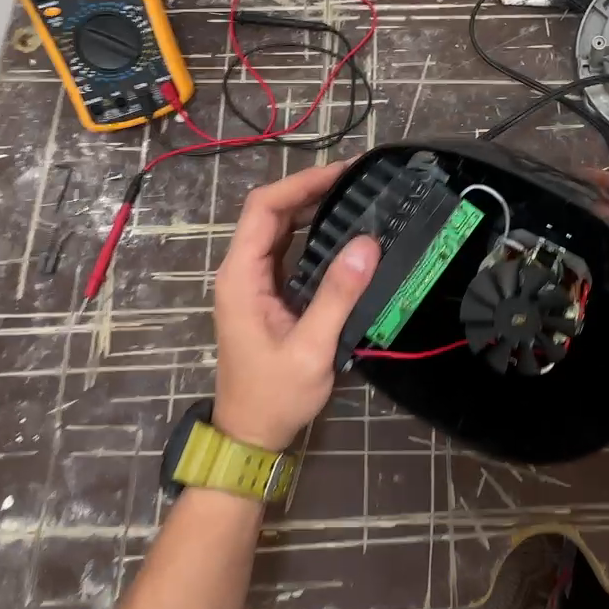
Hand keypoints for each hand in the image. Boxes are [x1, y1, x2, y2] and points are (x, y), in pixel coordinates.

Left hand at [212, 162, 381, 450]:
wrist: (250, 437)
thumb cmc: (275, 396)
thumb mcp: (311, 348)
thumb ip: (337, 295)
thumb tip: (368, 243)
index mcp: (241, 277)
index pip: (263, 209)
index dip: (300, 184)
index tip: (342, 172)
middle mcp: (242, 271)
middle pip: (269, 211)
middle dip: (310, 189)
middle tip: (358, 179)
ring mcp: (252, 281)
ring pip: (278, 227)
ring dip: (311, 207)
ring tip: (355, 194)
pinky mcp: (267, 293)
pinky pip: (287, 249)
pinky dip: (312, 231)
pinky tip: (342, 230)